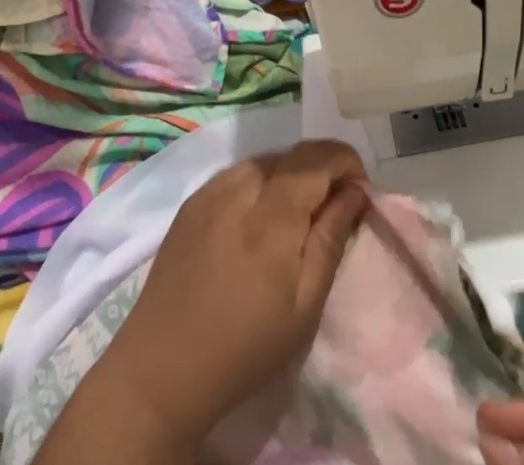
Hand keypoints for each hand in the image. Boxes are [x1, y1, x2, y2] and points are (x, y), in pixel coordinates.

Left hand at [97, 140, 370, 443]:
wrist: (163, 368)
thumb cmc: (246, 347)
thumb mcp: (305, 304)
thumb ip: (331, 238)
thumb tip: (356, 191)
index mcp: (270, 218)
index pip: (315, 157)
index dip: (346, 161)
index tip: (361, 191)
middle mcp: (236, 192)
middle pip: (289, 154)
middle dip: (321, 167)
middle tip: (335, 207)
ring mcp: (207, 195)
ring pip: (262, 161)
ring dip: (290, 174)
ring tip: (299, 215)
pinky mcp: (189, 205)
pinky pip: (235, 175)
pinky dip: (260, 183)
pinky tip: (260, 218)